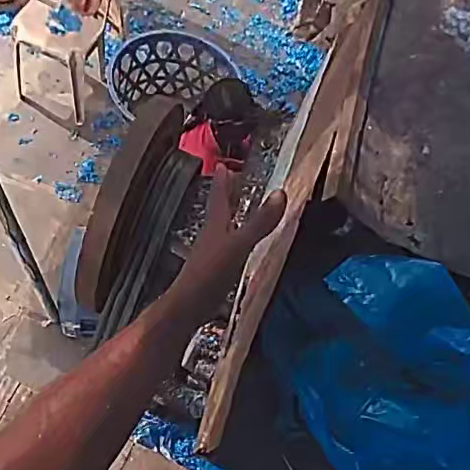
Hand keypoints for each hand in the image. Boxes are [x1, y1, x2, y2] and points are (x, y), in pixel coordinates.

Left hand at [176, 168, 285, 298]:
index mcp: (216, 223)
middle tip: (236, 181)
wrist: (189, 305)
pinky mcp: (215, 269)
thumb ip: (260, 222)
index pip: (220, 194)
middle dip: (229, 194)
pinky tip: (244, 246)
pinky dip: (237, 239)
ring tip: (244, 209)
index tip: (225, 164)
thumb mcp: (239, 244)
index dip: (223, 179)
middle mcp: (212, 234)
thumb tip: (280, 194)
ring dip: (233, 216)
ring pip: (224, 226)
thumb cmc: (210, 273)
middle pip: (221, 208)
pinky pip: (229, 246)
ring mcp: (213, 252)